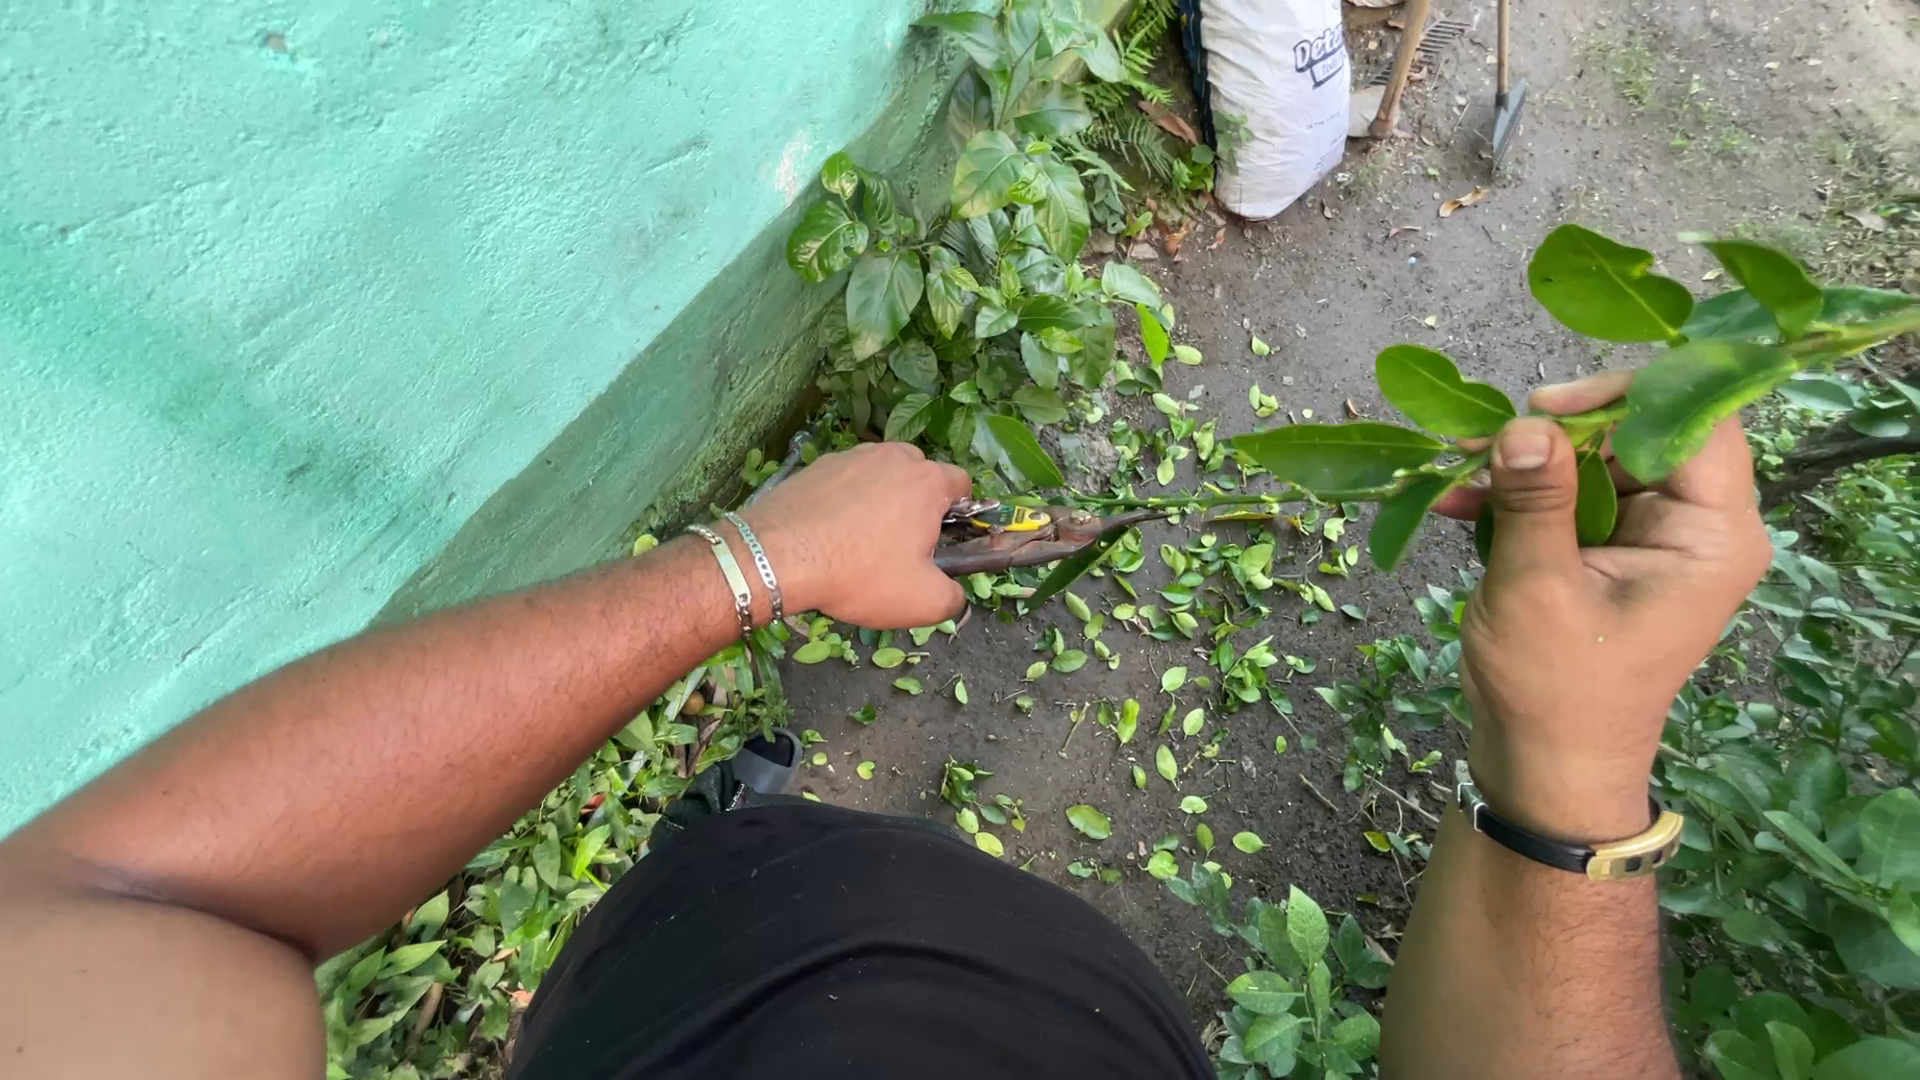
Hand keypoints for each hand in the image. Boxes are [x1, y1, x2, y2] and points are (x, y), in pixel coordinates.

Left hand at [732, 442, 972, 629]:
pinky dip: (847, 498)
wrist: (778, 556)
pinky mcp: (818, 465)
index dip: (959, 512)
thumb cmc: (860, 574)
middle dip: (919, 502)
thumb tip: (955, 594)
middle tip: (903, 542)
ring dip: (883, 497)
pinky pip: (847, 479)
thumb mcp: (922, 601)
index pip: (962, 483)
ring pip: (882, 473)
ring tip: (863, 537)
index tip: (942, 538)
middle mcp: (893, 458)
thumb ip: (954, 598)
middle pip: (921, 473)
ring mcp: (852, 457)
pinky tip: (832, 530)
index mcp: (927, 482)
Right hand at [1435, 372, 1772, 841]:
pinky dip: (1509, 501)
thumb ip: (1535, 500)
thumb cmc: (1551, 681)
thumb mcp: (1535, 585)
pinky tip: (1455, 505)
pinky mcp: (1596, 558)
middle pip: (1630, 441)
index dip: (1621, 398)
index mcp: (1707, 534)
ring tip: (1451, 477)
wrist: (1542, 756)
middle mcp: (1687, 529)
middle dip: (1548, 437)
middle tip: (1472, 446)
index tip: (1538, 407)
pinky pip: (1559, 505)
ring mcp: (1640, 544)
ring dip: (1516, 471)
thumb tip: (1522, 425)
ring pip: (1585, 470)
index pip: (1692, 422)